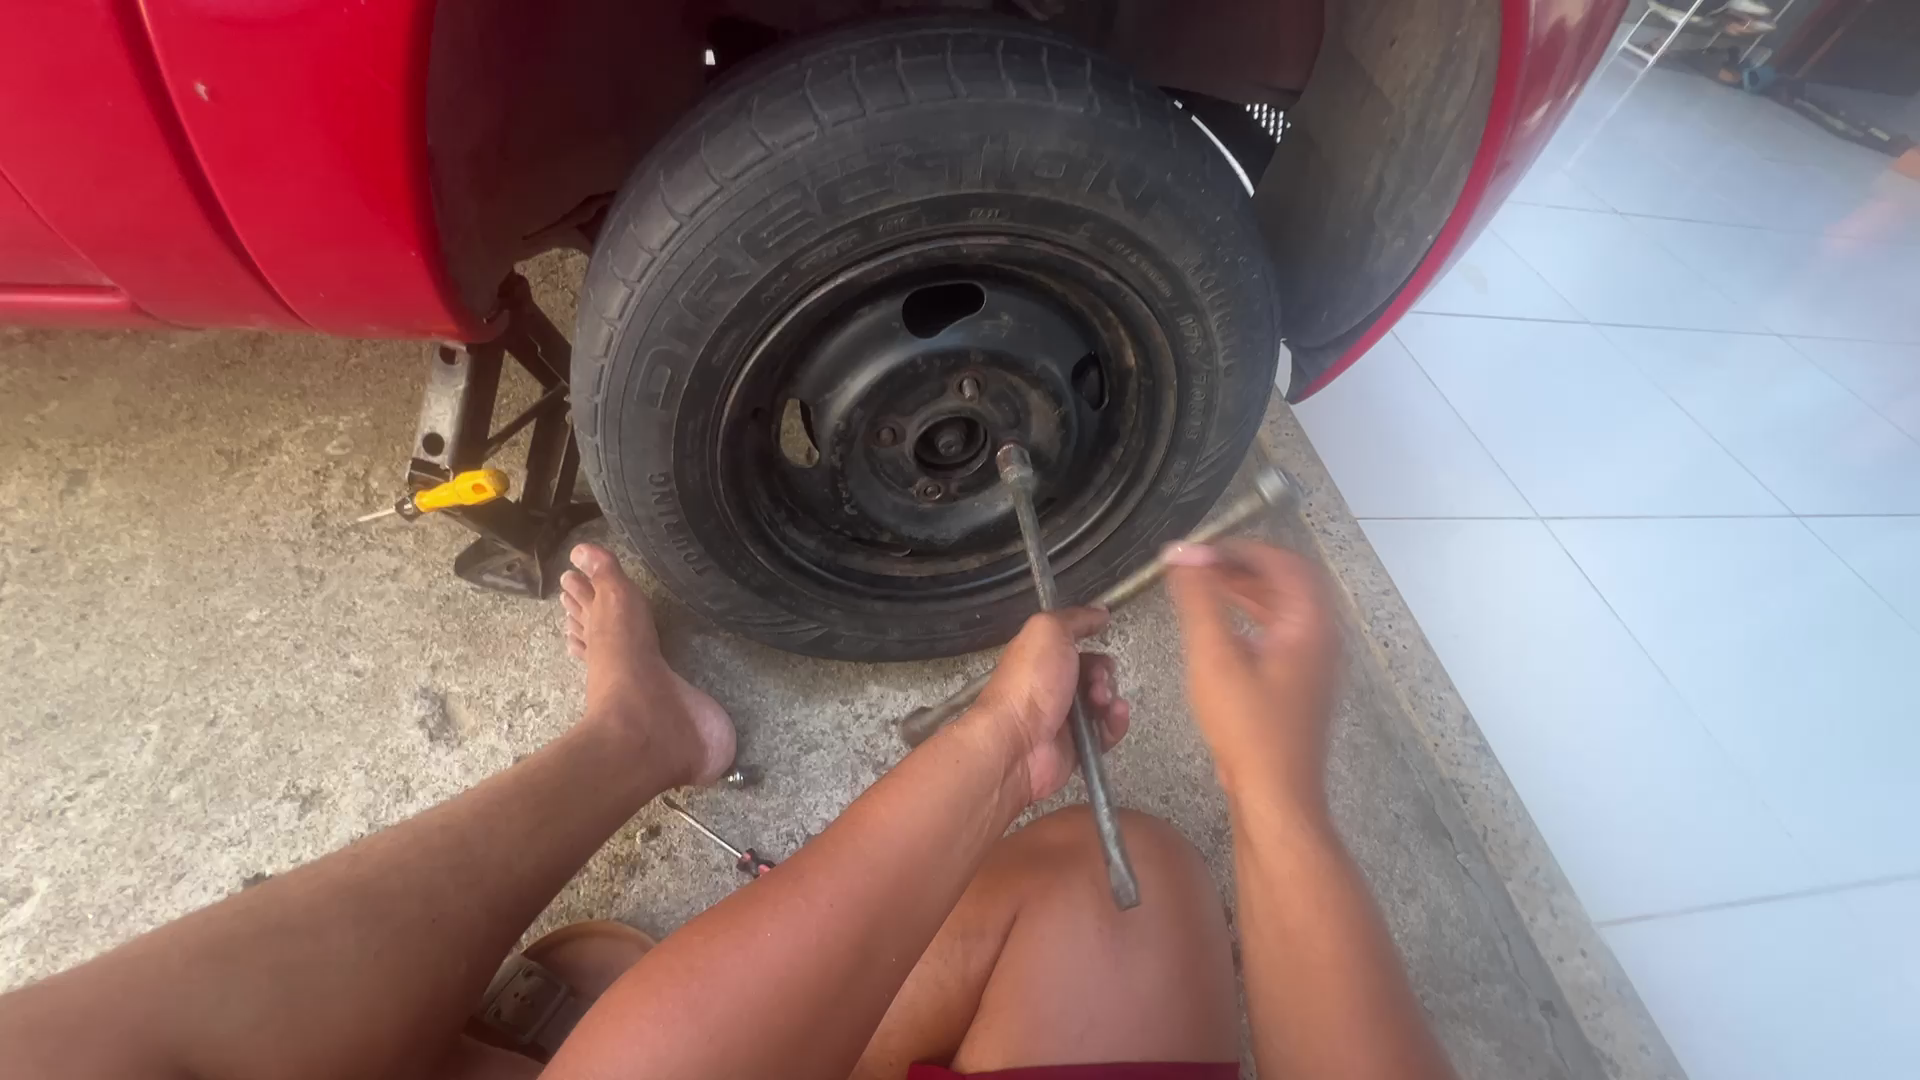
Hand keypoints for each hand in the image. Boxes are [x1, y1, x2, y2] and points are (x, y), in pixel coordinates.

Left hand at [963, 607, 1130, 806]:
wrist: (1017, 742)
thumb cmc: (1027, 684)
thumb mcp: (1049, 631)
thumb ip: (1075, 618)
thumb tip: (1099, 611)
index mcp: (1039, 656)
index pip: (1073, 643)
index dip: (1091, 640)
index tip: (1101, 637)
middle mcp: (1050, 686)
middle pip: (1093, 673)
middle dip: (1103, 672)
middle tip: (1096, 678)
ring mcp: (1063, 717)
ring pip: (1103, 702)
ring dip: (1110, 697)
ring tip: (1101, 700)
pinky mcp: (1076, 746)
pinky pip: (1106, 732)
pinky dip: (1115, 723)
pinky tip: (1114, 715)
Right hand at [1164, 539, 1339, 813]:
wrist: (1274, 793)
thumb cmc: (1248, 728)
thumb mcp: (1214, 655)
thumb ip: (1198, 598)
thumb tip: (1182, 554)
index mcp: (1310, 622)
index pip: (1281, 561)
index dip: (1238, 547)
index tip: (1199, 550)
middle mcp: (1321, 635)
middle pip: (1286, 579)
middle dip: (1241, 564)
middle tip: (1200, 564)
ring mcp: (1315, 659)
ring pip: (1283, 604)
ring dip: (1245, 588)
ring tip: (1204, 586)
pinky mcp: (1301, 679)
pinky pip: (1280, 628)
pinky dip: (1251, 614)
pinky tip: (1221, 624)